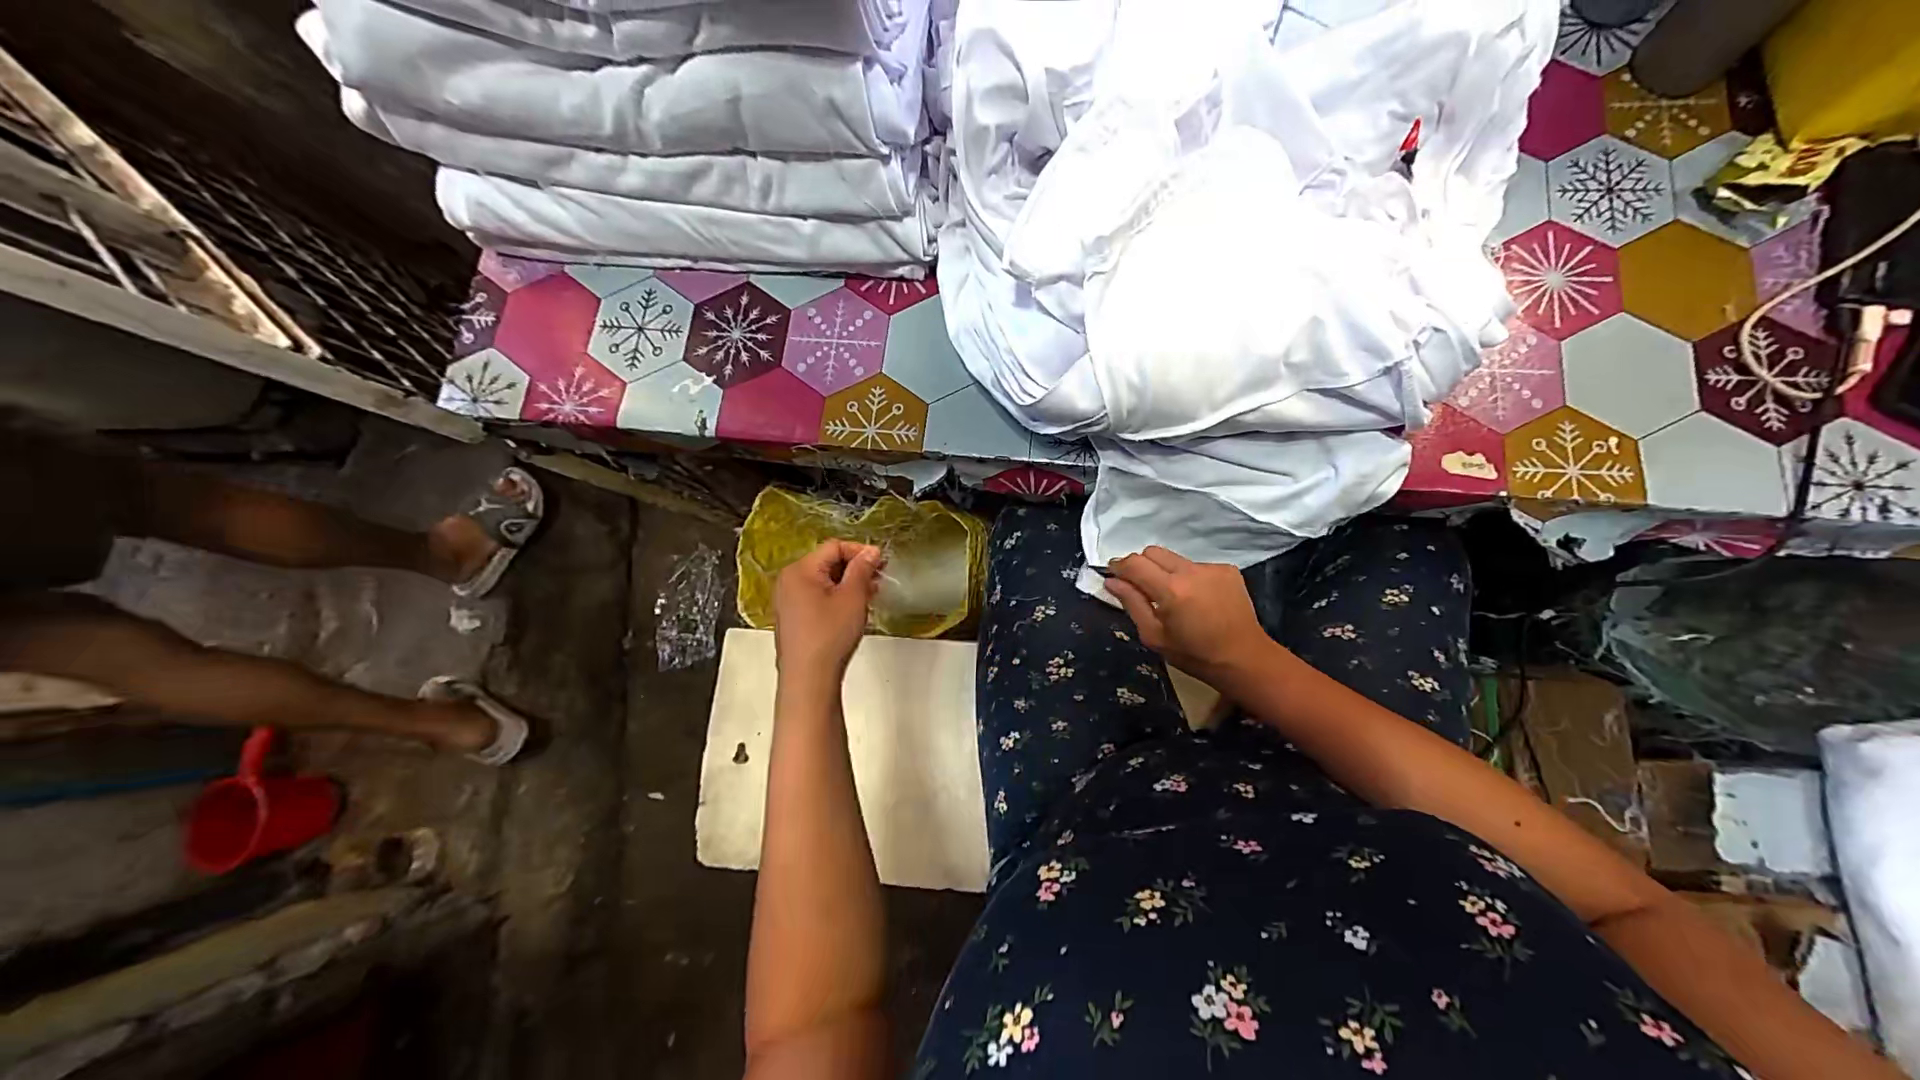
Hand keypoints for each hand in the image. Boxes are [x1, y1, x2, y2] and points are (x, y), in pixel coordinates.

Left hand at [773, 540, 882, 679]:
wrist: (809, 678)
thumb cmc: (829, 636)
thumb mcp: (853, 597)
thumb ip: (862, 568)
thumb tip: (871, 551)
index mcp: (799, 570)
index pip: (834, 547)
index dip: (860, 551)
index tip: (881, 563)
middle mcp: (788, 581)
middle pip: (827, 562)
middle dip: (855, 569)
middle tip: (878, 580)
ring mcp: (787, 600)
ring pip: (823, 581)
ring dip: (847, 584)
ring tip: (869, 596)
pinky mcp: (792, 618)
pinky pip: (816, 597)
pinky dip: (835, 598)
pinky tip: (852, 610)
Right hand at [1105, 546, 1273, 681]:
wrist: (1243, 658)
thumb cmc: (1193, 654)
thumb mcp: (1153, 635)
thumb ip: (1131, 603)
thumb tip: (1112, 581)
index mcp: (1171, 590)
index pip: (1134, 563)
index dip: (1118, 566)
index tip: (1113, 575)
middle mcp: (1191, 571)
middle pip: (1153, 552)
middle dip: (1141, 566)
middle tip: (1141, 588)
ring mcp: (1211, 568)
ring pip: (1174, 559)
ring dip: (1166, 572)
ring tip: (1174, 597)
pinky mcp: (1227, 570)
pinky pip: (1196, 565)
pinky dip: (1189, 578)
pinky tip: (1197, 599)